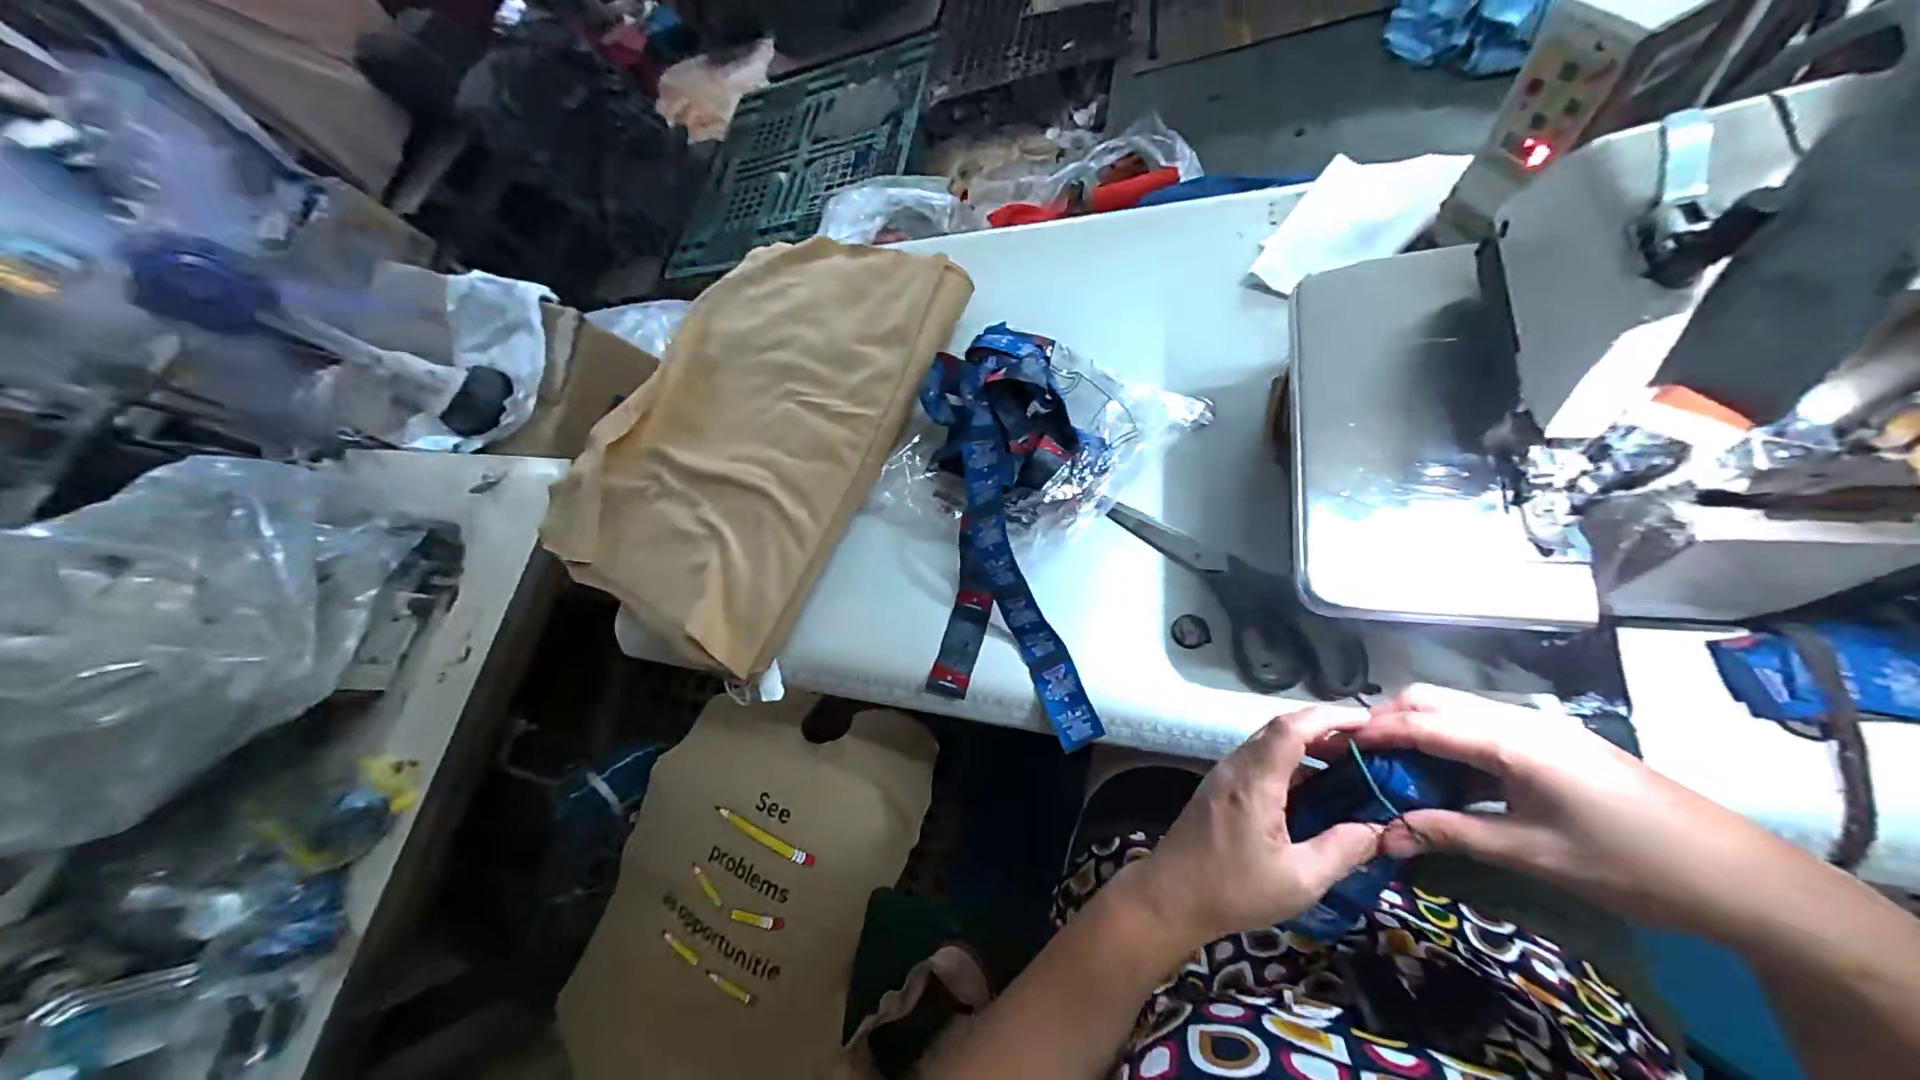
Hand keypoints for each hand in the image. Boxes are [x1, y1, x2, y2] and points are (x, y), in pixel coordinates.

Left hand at [1116, 709, 1384, 949]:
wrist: (1171, 897)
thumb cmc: (1233, 890)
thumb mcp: (1299, 879)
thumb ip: (1342, 849)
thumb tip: (1380, 829)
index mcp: (1252, 780)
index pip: (1290, 728)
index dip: (1329, 717)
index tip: (1367, 720)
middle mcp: (1234, 767)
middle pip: (1278, 730)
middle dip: (1323, 729)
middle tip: (1366, 744)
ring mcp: (1222, 776)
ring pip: (1267, 745)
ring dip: (1305, 746)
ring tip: (1348, 764)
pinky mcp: (1219, 790)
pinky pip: (1257, 762)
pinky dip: (1289, 764)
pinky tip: (1314, 787)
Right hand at [1354, 684, 1816, 939]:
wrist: (1743, 879)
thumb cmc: (1632, 864)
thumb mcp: (1533, 853)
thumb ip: (1451, 834)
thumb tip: (1384, 834)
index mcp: (1513, 740)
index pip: (1422, 721)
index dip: (1373, 730)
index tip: (1333, 744)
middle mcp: (1520, 721)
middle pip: (1433, 701)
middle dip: (1387, 720)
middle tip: (1357, 755)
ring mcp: (1539, 730)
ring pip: (1456, 712)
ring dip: (1416, 731)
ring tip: (1389, 767)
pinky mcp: (1552, 746)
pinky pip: (1481, 730)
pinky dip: (1448, 745)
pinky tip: (1441, 779)